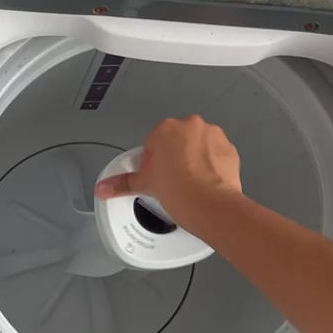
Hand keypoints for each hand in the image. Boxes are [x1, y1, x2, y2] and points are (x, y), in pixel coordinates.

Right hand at [93, 115, 242, 230]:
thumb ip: (122, 183)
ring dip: (193, 159)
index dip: (152, 161)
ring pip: (197, 145)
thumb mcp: (145, 185)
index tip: (155, 175)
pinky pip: (216, 154)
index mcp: (166, 130)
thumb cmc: (180, 191)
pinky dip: (210, 165)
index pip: (153, 142)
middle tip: (170, 180)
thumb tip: (103, 188)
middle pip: (176, 141)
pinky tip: (204, 182)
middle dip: (173, 157)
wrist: (211, 205)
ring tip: (188, 182)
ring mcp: (213, 135)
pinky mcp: (229, 148)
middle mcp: (191, 126)